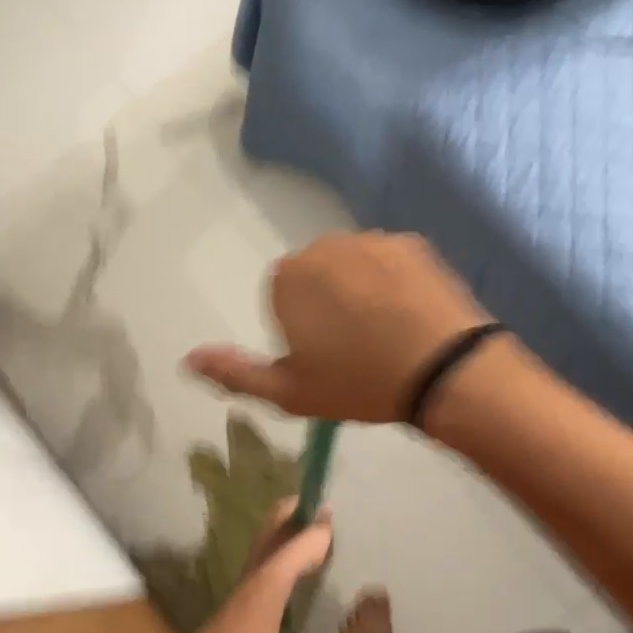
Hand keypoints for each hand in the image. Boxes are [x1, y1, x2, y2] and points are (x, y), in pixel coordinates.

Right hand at [185, 233, 492, 422]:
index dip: (302, 334)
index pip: (282, 300)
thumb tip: (188, 359)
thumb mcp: (290, 393)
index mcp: (288, 277)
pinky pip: (390, 263)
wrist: (444, 370)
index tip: (328, 362)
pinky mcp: (414, 243)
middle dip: (328, 307)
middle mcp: (325, 246)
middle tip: (358, 352)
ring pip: (353, 268)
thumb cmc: (359, 384)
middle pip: (316, 279)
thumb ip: (236, 373)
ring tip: (387, 336)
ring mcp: (372, 240)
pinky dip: (394, 285)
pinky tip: (411, 318)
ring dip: (361, 293)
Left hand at [242, 499, 333, 590]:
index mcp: (278, 513)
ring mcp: (259, 546)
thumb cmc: (297, 554)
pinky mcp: (258, 565)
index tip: (320, 511)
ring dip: (291, 544)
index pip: (292, 501)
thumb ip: (323, 522)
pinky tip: (298, 567)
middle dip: (299, 525)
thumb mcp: (318, 536)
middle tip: (316, 532)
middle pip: (284, 521)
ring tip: (308, 552)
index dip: (307, 504)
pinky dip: (286, 560)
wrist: (272, 584)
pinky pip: (276, 557)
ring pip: (279, 539)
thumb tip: (326, 507)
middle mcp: (266, 526)